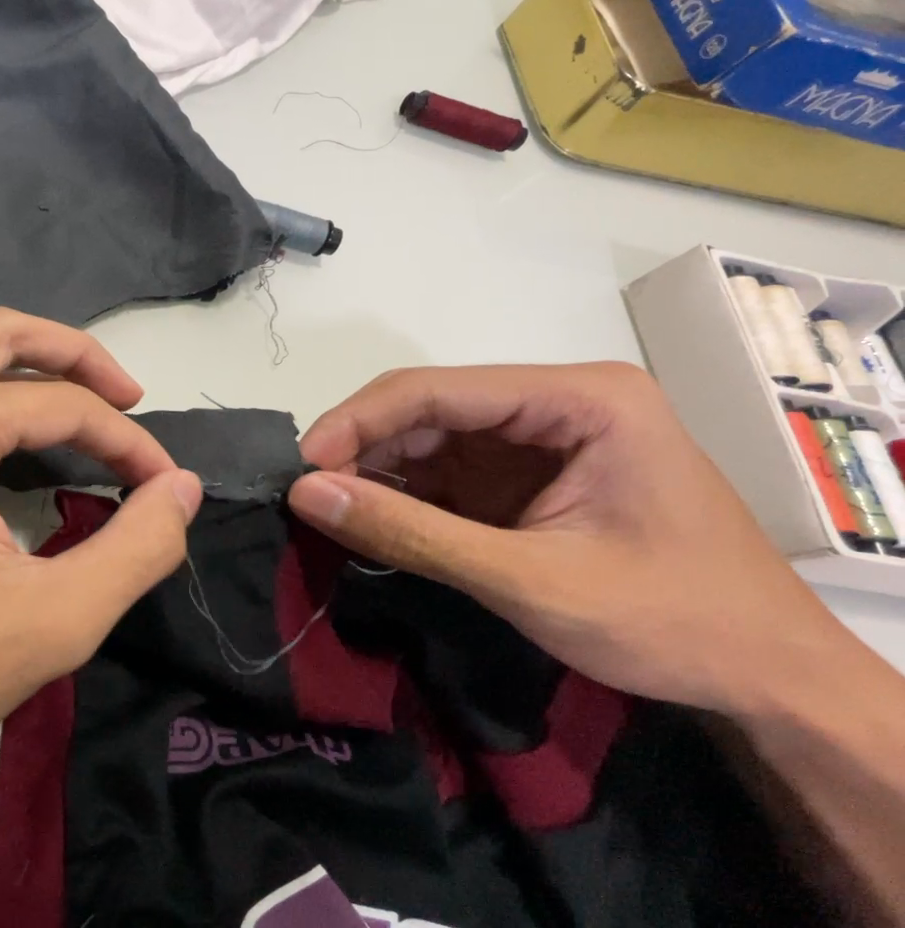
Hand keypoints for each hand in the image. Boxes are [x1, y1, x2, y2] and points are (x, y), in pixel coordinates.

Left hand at [0, 308, 203, 784]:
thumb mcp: (54, 620)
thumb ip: (137, 547)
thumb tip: (181, 488)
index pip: (58, 403)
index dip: (126, 439)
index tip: (164, 487)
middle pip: (0, 336)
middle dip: (75, 357)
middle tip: (129, 402)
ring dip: (28, 374)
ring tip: (84, 419)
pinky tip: (16, 451)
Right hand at [285, 363, 874, 720]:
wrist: (771, 680)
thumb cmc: (671, 622)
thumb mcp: (529, 580)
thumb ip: (410, 533)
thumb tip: (302, 494)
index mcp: (580, 400)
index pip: (437, 390)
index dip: (356, 423)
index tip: (299, 471)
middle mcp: (559, 403)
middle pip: (428, 409)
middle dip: (362, 450)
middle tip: (306, 498)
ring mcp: (544, 440)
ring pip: (430, 440)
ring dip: (377, 475)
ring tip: (328, 513)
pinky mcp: (530, 477)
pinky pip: (447, 474)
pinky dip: (404, 499)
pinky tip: (369, 522)